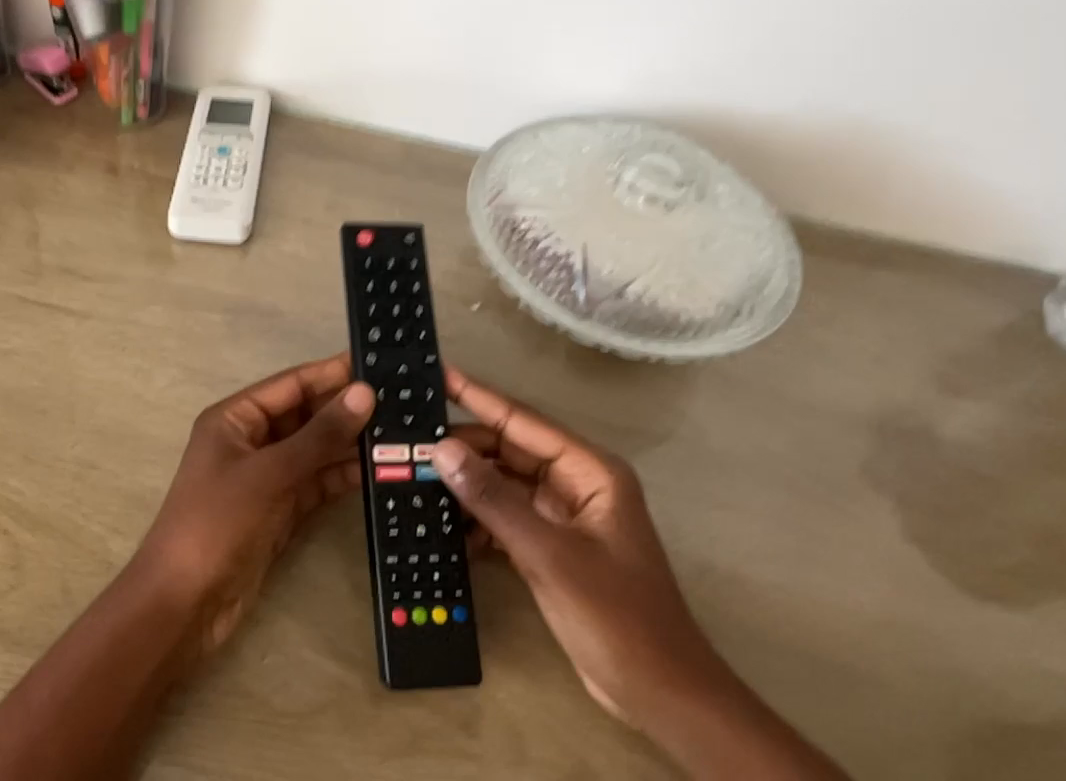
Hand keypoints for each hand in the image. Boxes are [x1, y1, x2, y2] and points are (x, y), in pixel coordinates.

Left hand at [137, 354, 373, 654]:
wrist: (186, 601)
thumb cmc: (216, 523)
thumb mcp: (269, 473)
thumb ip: (318, 435)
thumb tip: (364, 393)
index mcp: (235, 419)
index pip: (291, 384)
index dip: (332, 373)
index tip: (378, 363)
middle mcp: (252, 442)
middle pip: (307, 415)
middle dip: (348, 409)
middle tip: (403, 401)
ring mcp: (268, 478)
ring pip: (316, 450)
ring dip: (352, 444)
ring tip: (403, 434)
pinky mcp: (281, 510)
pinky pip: (318, 483)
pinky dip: (344, 476)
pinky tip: (379, 471)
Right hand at [435, 369, 848, 779]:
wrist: (658, 692)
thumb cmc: (616, 615)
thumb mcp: (548, 554)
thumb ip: (493, 499)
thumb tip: (441, 450)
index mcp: (590, 471)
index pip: (523, 421)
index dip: (477, 396)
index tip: (436, 373)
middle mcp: (575, 484)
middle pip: (508, 451)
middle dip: (461, 449)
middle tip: (407, 443)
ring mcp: (562, 517)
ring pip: (502, 485)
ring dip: (464, 487)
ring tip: (413, 480)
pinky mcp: (550, 547)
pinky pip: (504, 519)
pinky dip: (476, 522)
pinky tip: (443, 529)